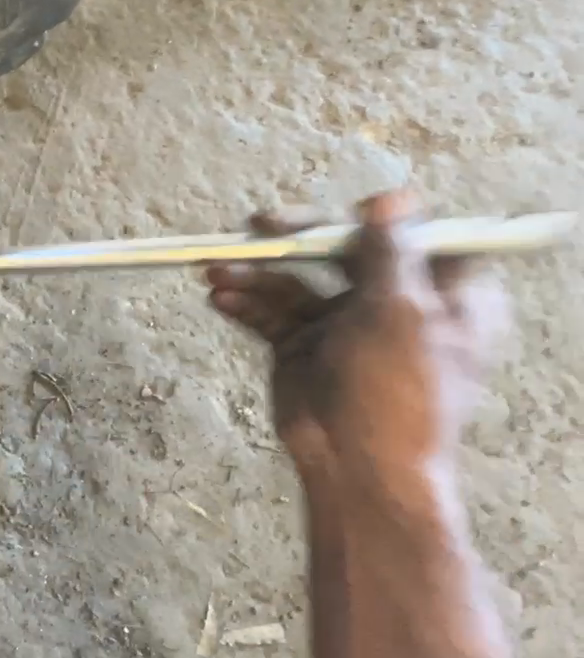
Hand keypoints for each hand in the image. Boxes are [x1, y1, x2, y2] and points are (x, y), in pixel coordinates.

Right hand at [204, 192, 509, 474]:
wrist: (357, 460)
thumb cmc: (398, 389)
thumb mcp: (400, 313)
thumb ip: (391, 254)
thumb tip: (391, 197)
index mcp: (441, 294)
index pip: (414, 237)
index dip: (378, 220)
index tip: (343, 211)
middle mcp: (391, 302)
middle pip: (340, 251)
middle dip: (295, 239)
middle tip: (257, 225)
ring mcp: (340, 324)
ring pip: (293, 281)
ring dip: (254, 273)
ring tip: (215, 271)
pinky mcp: (299, 344)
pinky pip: (267, 313)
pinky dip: (243, 304)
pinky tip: (219, 299)